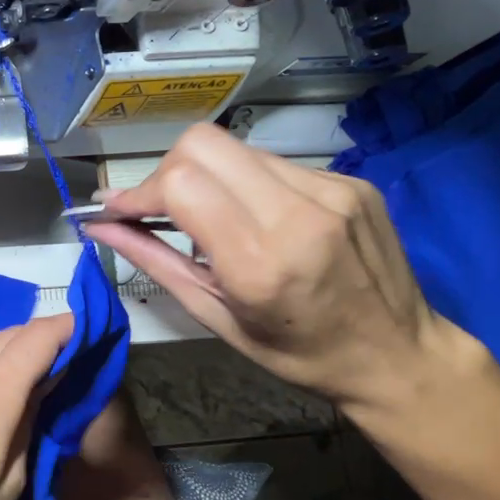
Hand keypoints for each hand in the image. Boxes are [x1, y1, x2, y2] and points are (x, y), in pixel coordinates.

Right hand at [83, 124, 479, 421]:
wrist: (399, 354)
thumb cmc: (295, 351)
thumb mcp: (213, 316)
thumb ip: (153, 261)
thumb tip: (100, 225)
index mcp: (260, 261)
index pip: (180, 183)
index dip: (139, 191)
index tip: (121, 211)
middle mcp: (299, 214)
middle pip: (202, 145)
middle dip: (165, 171)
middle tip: (158, 208)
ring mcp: (332, 191)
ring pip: (236, 150)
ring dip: (205, 175)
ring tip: (208, 216)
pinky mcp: (351, 182)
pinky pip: (274, 163)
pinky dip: (245, 183)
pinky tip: (254, 218)